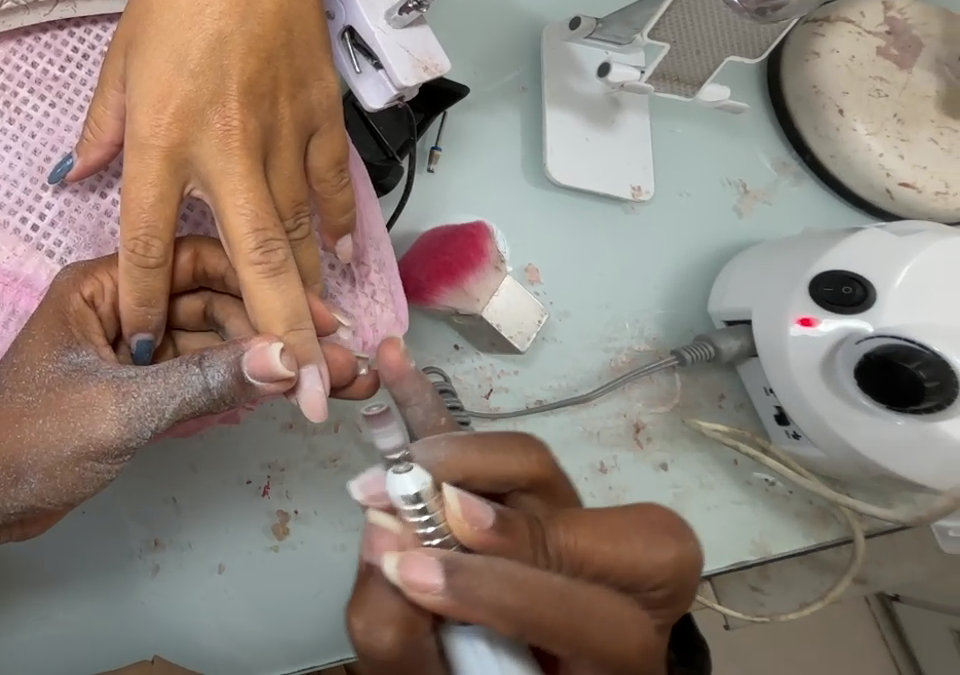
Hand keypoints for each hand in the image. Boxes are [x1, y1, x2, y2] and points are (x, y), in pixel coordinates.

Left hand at [0, 237, 319, 547]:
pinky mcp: (138, 387)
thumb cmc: (31, 439)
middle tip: (339, 356)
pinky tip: (285, 390)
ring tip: (334, 379)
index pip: (191, 263)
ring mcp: (131, 348)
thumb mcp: (120, 408)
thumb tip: (287, 358)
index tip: (319, 313)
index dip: (256, 284)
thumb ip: (203, 382)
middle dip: (271, 330)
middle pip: (209, 304)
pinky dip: (237, 385)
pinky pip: (196, 375)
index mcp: (101, 284)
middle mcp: (120, 306)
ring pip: (209, 342)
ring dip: (263, 360)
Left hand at [60, 0, 357, 423]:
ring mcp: (284, 137)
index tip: (143, 354)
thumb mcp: (118, 65)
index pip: (146, 245)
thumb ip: (100, 133)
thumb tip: (78, 178)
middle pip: (255, 262)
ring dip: (314, 298)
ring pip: (305, 236)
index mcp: (161, 142)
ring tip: (323, 352)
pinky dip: (338, 232)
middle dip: (280, 338)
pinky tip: (342, 266)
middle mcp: (225, 153)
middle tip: (303, 400)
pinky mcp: (324, 117)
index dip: (143, 308)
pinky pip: (333, 191)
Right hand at [345, 339, 704, 674]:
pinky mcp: (501, 492)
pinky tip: (392, 361)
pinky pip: (471, 439)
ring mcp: (556, 529)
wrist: (471, 661)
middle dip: (514, 521)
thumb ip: (397, 631)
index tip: (414, 573)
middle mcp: (605, 590)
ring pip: (544, 470)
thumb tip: (382, 537)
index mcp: (609, 661)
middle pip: (624, 538)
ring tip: (399, 468)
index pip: (602, 621)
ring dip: (469, 457)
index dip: (509, 589)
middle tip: (428, 510)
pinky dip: (430, 404)